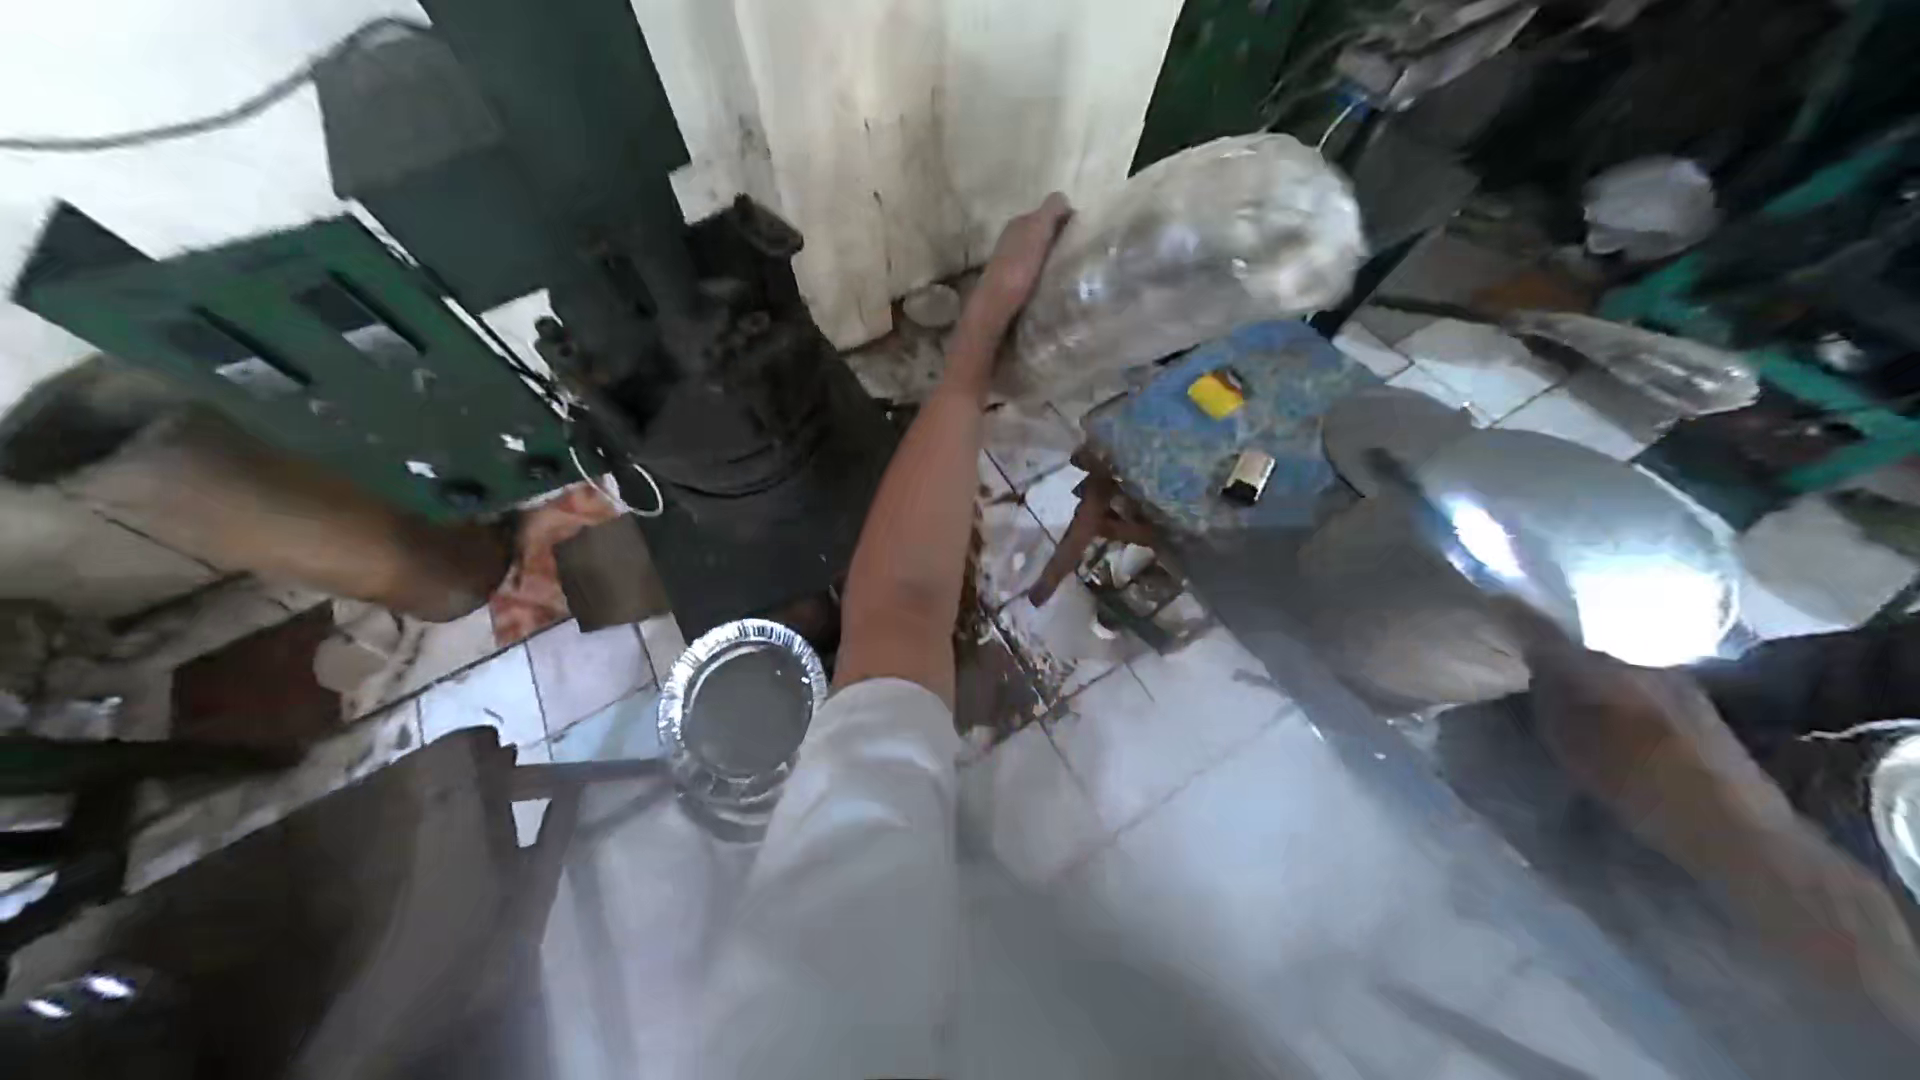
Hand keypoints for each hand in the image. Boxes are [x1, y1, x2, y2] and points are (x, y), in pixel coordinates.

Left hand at [962, 192, 1072, 336]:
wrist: (997, 303)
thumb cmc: (1019, 265)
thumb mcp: (1038, 230)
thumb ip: (1051, 211)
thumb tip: (1064, 199)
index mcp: (1018, 223)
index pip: (1045, 213)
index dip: (1062, 220)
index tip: (1078, 233)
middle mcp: (1010, 238)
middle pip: (1039, 233)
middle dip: (1055, 238)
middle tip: (1073, 250)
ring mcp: (1007, 261)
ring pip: (1034, 252)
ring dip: (1048, 256)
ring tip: (1063, 266)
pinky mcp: (1008, 282)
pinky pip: (1030, 270)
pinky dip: (1040, 271)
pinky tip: (1048, 280)